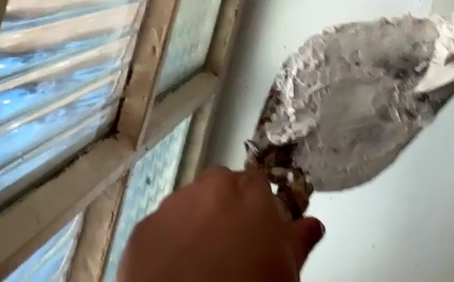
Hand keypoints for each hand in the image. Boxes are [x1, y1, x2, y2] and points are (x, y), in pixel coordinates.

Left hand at [118, 166, 323, 281]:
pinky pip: (160, 227)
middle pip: (222, 186)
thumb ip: (298, 240)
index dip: (259, 206)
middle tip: (232, 247)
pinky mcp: (141, 229)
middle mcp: (211, 187)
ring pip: (189, 204)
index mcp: (250, 192)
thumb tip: (312, 224)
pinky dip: (167, 242)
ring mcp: (172, 205)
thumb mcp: (285, 271)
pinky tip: (176, 269)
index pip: (259, 182)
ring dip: (196, 222)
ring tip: (202, 262)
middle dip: (227, 208)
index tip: (261, 229)